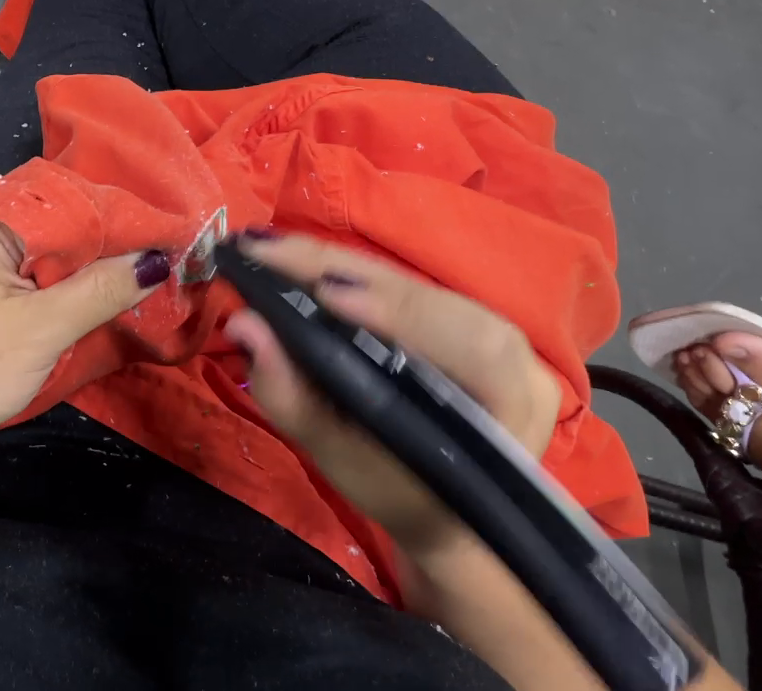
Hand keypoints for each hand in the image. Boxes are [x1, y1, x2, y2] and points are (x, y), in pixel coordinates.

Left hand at [0, 211, 164, 461]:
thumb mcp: (39, 330)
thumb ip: (99, 290)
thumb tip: (160, 259)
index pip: (76, 203)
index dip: (129, 222)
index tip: (183, 237)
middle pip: (71, 220)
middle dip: (120, 240)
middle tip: (181, 256)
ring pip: (62, 246)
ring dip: (103, 261)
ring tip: (161, 270)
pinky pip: (47, 266)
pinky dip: (80, 278)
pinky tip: (117, 287)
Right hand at [224, 231, 561, 555]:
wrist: (441, 509)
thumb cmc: (396, 491)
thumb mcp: (340, 458)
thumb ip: (292, 396)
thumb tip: (242, 325)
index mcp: (509, 409)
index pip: (471, 345)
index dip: (401, 312)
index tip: (327, 295)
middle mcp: (518, 361)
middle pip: (431, 296)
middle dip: (345, 271)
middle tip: (266, 252)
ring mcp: (495, 333)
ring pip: (413, 282)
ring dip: (339, 263)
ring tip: (272, 252)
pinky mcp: (459, 316)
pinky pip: (402, 283)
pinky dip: (347, 269)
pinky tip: (302, 260)